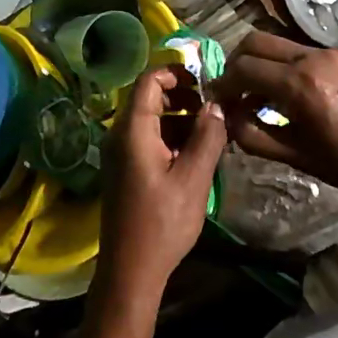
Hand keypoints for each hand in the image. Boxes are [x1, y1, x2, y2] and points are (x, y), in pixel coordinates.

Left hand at [98, 69, 228, 297]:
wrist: (131, 265)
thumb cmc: (163, 221)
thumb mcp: (193, 179)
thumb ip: (206, 138)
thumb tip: (217, 105)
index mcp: (132, 130)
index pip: (148, 81)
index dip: (174, 72)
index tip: (206, 79)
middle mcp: (120, 133)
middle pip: (148, 98)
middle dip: (182, 96)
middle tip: (216, 107)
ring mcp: (120, 150)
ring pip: (150, 119)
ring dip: (179, 118)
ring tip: (215, 130)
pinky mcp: (126, 166)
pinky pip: (148, 138)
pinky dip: (171, 136)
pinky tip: (198, 151)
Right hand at [210, 31, 337, 204]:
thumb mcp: (299, 157)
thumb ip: (253, 135)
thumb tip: (226, 119)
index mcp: (300, 84)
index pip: (241, 69)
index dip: (222, 85)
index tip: (217, 103)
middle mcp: (311, 58)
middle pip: (252, 44)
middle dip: (234, 66)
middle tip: (232, 93)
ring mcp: (328, 53)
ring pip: (273, 43)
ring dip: (256, 63)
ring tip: (256, 93)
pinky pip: (295, 50)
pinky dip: (278, 64)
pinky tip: (284, 92)